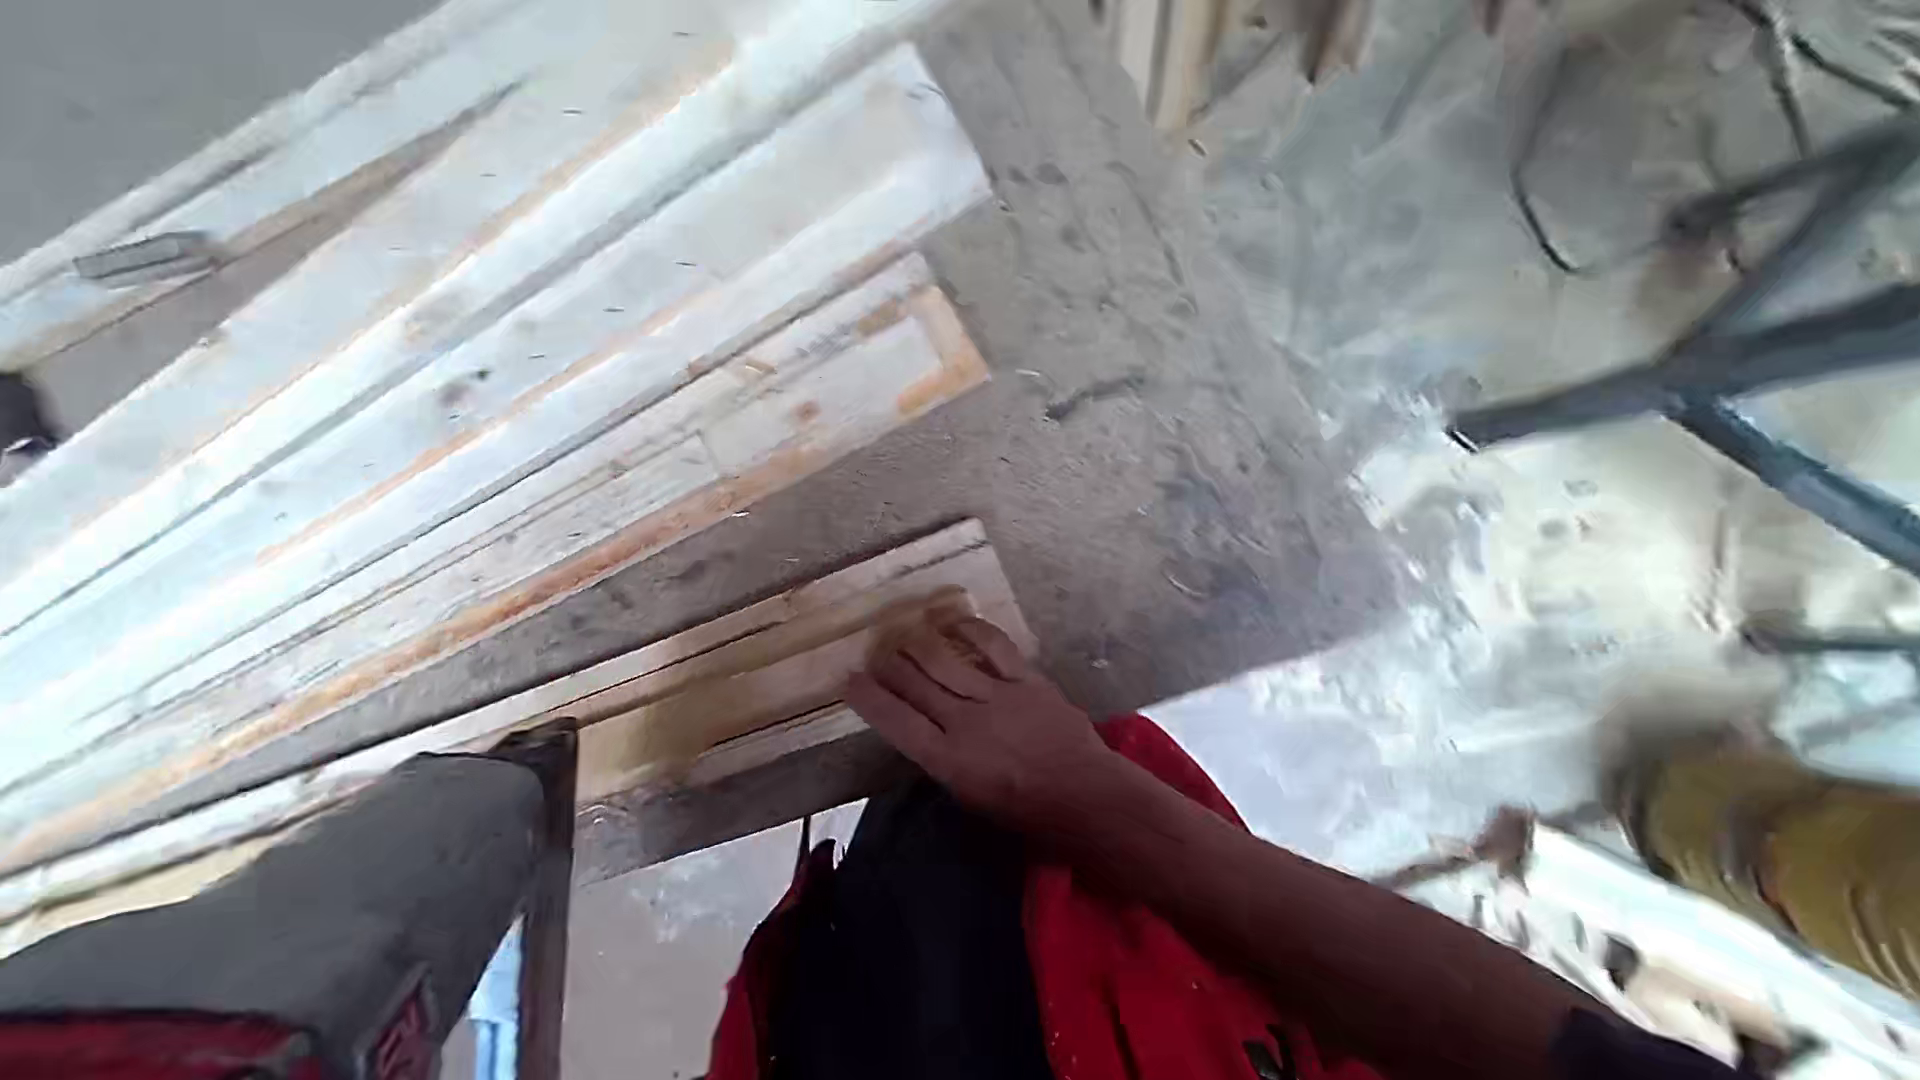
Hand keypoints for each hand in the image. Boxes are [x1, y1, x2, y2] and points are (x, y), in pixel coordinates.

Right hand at [846, 616, 1125, 833]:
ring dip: (919, 645)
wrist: (1087, 798)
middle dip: (890, 666)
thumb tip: (929, 736)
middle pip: (915, 684)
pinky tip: (954, 622)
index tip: (850, 680)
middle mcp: (964, 722)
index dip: (867, 697)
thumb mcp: (972, 800)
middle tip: (878, 655)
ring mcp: (997, 696)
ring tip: (905, 635)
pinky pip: (993, 647)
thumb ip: (946, 763)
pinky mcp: (1026, 680)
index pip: (894, 721)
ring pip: (945, 661)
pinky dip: (971, 631)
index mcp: (948, 760)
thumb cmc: (1029, 814)